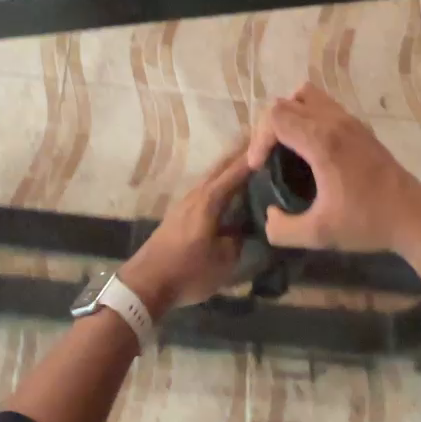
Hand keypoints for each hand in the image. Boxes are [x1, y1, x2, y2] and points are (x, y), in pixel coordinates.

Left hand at [119, 144, 253, 316]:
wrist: (147, 282)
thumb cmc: (188, 270)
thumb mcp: (223, 261)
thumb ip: (239, 240)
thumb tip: (250, 227)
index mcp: (210, 199)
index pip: (236, 170)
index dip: (253, 155)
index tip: (272, 139)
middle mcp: (198, 193)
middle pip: (222, 166)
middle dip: (241, 153)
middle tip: (264, 142)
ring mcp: (187, 201)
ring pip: (213, 176)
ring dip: (230, 167)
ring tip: (251, 163)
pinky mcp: (182, 212)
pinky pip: (207, 188)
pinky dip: (221, 181)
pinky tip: (230, 189)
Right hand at [246, 84, 420, 252]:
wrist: (414, 217)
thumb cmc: (368, 223)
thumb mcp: (320, 235)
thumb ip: (283, 230)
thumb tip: (269, 217)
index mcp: (321, 141)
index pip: (275, 117)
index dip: (259, 139)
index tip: (259, 167)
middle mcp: (333, 121)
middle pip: (285, 102)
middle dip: (268, 128)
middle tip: (268, 158)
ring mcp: (348, 120)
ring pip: (305, 95)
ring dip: (288, 115)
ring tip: (287, 146)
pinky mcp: (358, 126)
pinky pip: (322, 104)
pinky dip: (307, 116)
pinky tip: (311, 148)